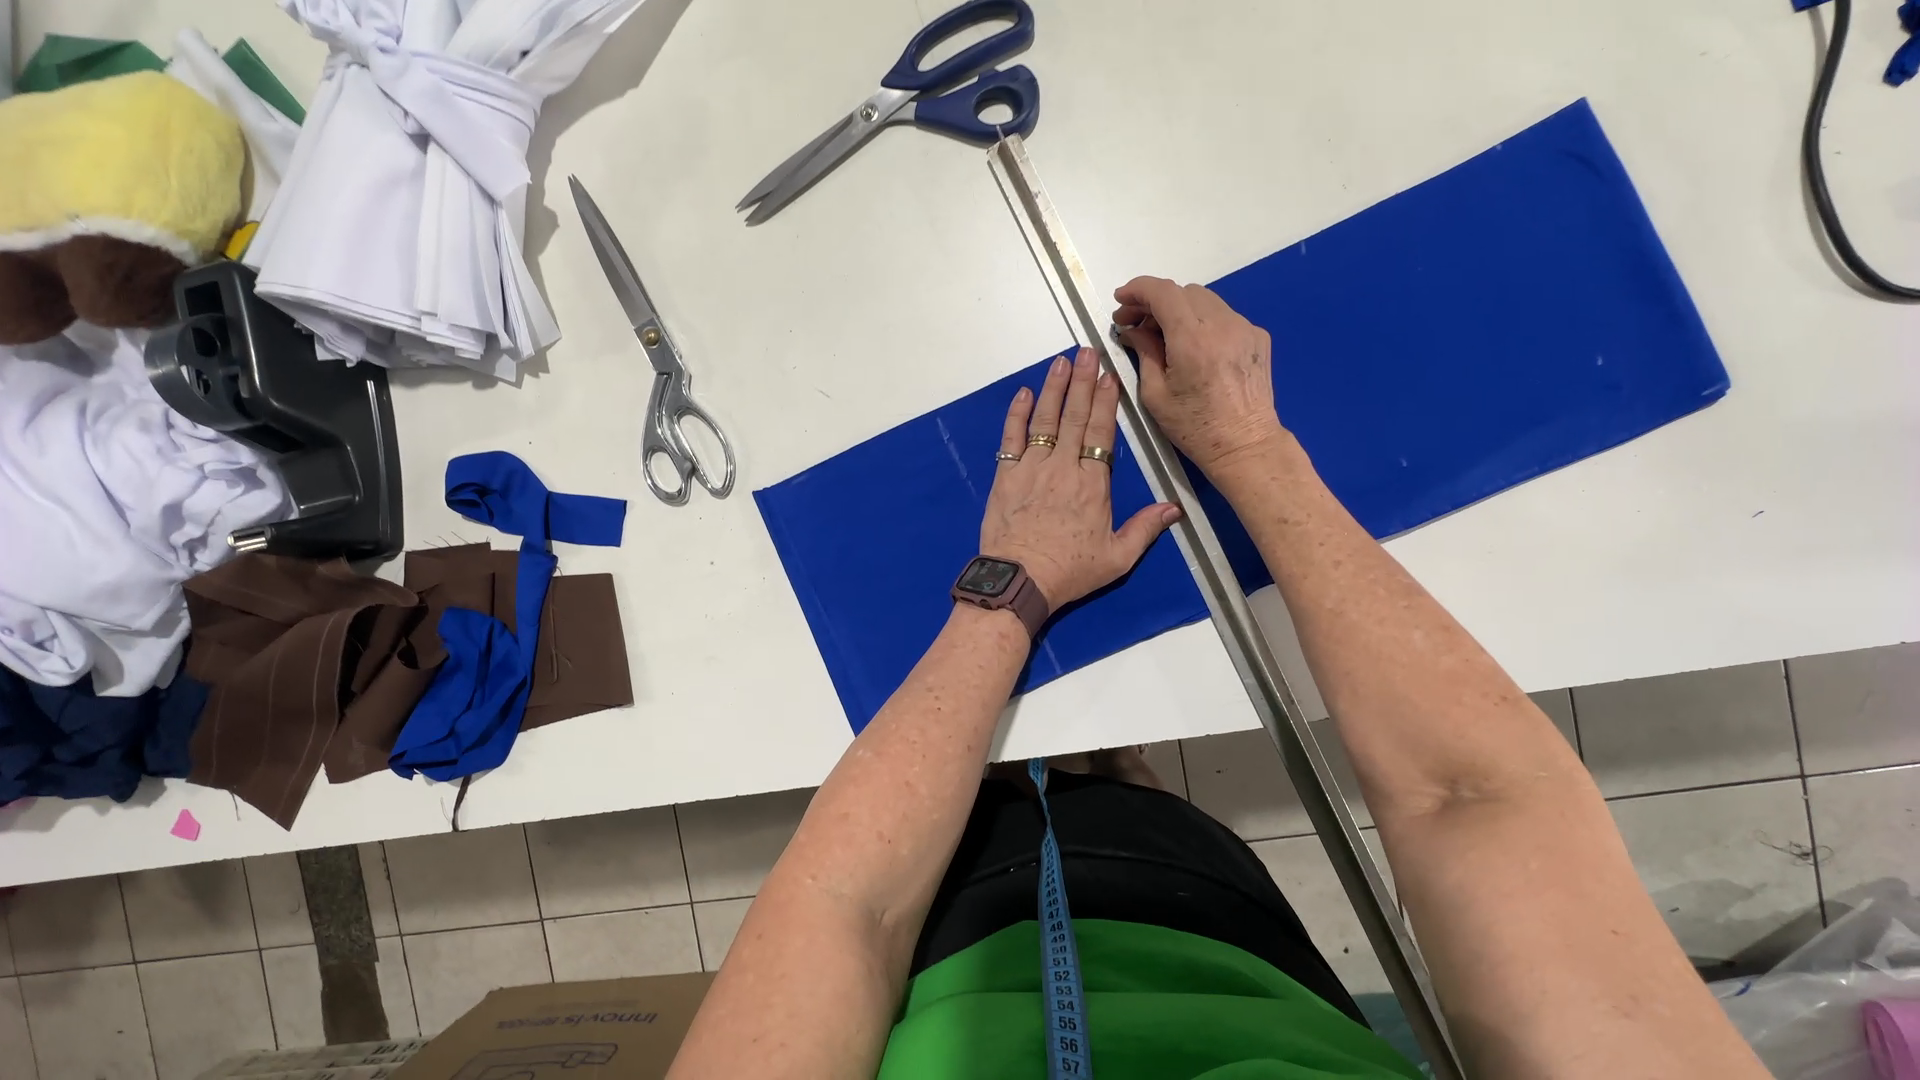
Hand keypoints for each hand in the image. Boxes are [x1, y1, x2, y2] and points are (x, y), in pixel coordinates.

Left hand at [980, 348, 1182, 609]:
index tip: (1109, 375)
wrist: (1019, 580)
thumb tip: (1175, 508)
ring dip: (1054, 388)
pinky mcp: (1005, 476)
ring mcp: (1031, 468)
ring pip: (1045, 420)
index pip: (1101, 432)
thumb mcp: (1117, 558)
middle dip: (1082, 381)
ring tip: (1061, 361)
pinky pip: (1012, 437)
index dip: (1106, 401)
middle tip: (1087, 352)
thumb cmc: (1070, 572)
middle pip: (1074, 416)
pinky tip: (1025, 393)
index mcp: (1093, 484)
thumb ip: (1145, 529)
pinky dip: (1018, 414)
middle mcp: (1063, 467)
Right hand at [1112, 277, 1286, 472]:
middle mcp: (1222, 325)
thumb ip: (1144, 353)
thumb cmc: (1194, 427)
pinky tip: (1192, 346)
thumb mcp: (1155, 394)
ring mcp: (1244, 328)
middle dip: (1155, 302)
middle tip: (1136, 325)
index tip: (1121, 300)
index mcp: (1193, 339)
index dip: (1137, 290)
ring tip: (1162, 334)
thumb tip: (1133, 330)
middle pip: (1183, 292)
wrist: (1244, 444)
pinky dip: (1201, 321)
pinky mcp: (1256, 336)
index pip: (1163, 293)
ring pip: (1204, 300)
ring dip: (1178, 309)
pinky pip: (1223, 316)